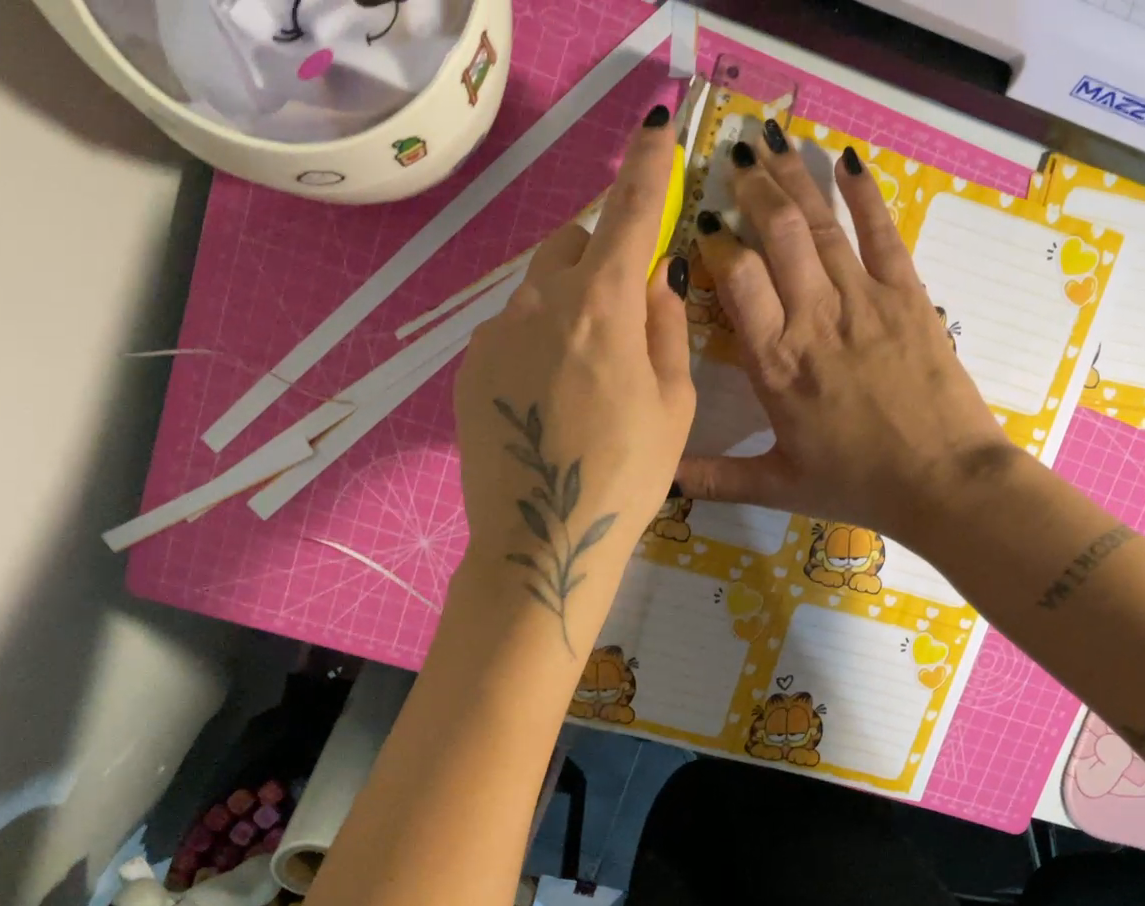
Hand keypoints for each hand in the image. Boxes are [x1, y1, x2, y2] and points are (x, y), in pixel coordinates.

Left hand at [453, 105, 694, 651]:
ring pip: (540, 287)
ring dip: (570, 300)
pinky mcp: (469, 366)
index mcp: (601, 307)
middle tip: (626, 304)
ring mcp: (495, 333)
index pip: (628, 213)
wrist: (541, 541)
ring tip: (588, 369)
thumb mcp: (675, 406)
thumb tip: (656, 279)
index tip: (657, 125)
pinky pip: (512, 328)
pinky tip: (551, 395)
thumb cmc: (628, 478)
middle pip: (573, 242)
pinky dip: (538, 337)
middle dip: (603, 253)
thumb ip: (667, 328)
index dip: (646, 165)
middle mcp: (540, 302)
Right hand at [673, 128, 1012, 548]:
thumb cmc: (858, 485)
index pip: (738, 279)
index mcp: (776, 363)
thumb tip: (662, 481)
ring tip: (770, 140)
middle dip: (753, 190)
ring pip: (822, 225)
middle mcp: (814, 319)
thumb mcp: (779, 486)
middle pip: (779, 234)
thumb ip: (717, 478)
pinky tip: (847, 160)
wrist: (945, 482)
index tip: (705, 220)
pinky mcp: (908, 296)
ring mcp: (864, 301)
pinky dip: (865, 195)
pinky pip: (882, 234)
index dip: (719, 241)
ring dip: (794, 178)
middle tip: (735, 158)